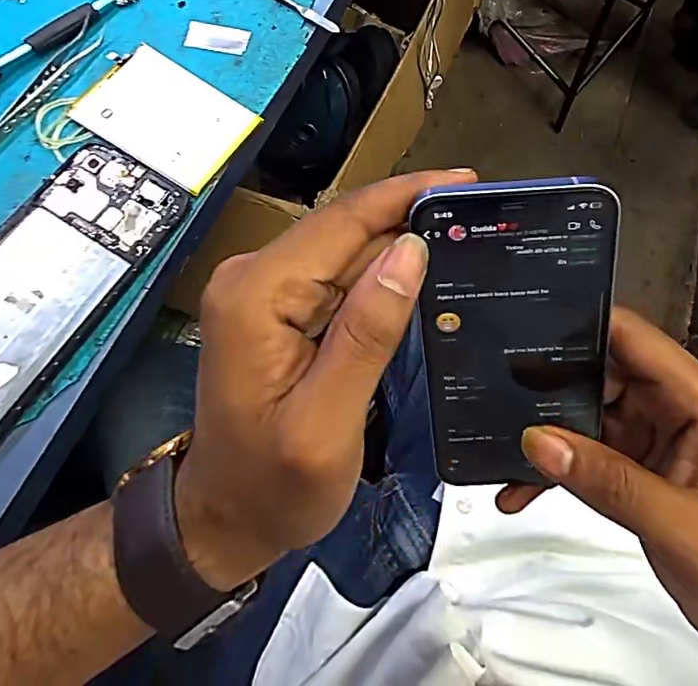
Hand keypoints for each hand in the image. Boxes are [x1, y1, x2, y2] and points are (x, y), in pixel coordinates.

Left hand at [176, 169, 475, 589]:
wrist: (223, 517)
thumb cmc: (271, 485)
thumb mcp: (327, 423)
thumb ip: (367, 333)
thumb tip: (410, 250)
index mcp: (257, 296)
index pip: (341, 223)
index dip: (404, 195)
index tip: (463, 180)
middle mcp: (253, 276)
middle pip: (344, 226)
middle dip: (409, 211)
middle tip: (474, 210)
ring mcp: (263, 287)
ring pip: (345, 244)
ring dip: (400, 236)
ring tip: (460, 230)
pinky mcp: (279, 302)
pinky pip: (338, 269)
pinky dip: (381, 265)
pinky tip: (420, 266)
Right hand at [496, 309, 697, 671]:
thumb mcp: (680, 528)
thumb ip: (608, 481)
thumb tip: (543, 442)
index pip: (636, 338)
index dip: (588, 325)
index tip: (536, 328)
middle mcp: (678, 405)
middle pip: (604, 366)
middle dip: (557, 380)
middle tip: (511, 396)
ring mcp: (656, 429)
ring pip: (589, 403)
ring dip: (552, 426)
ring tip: (515, 445)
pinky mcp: (639, 455)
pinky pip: (587, 443)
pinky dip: (558, 460)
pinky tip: (528, 482)